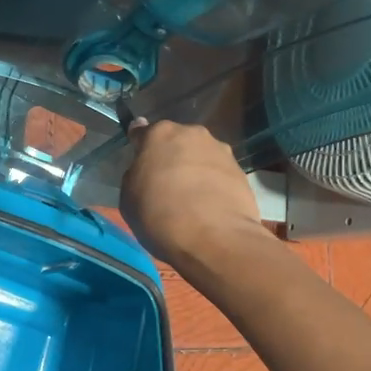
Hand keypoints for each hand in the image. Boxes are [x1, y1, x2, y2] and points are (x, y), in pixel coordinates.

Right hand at [119, 121, 271, 268]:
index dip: (139, 145)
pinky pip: (219, 174)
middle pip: (176, 142)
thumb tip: (147, 170)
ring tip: (191, 198)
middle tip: (165, 183)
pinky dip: (213, 184)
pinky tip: (210, 206)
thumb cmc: (160, 215)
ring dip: (194, 169)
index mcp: (159, 134)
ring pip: (200, 156)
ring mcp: (221, 151)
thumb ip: (136, 175)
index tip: (139, 157)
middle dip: (170, 157)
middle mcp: (192, 134)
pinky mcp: (241, 172)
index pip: (142, 132)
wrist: (214, 238)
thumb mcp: (129, 197)